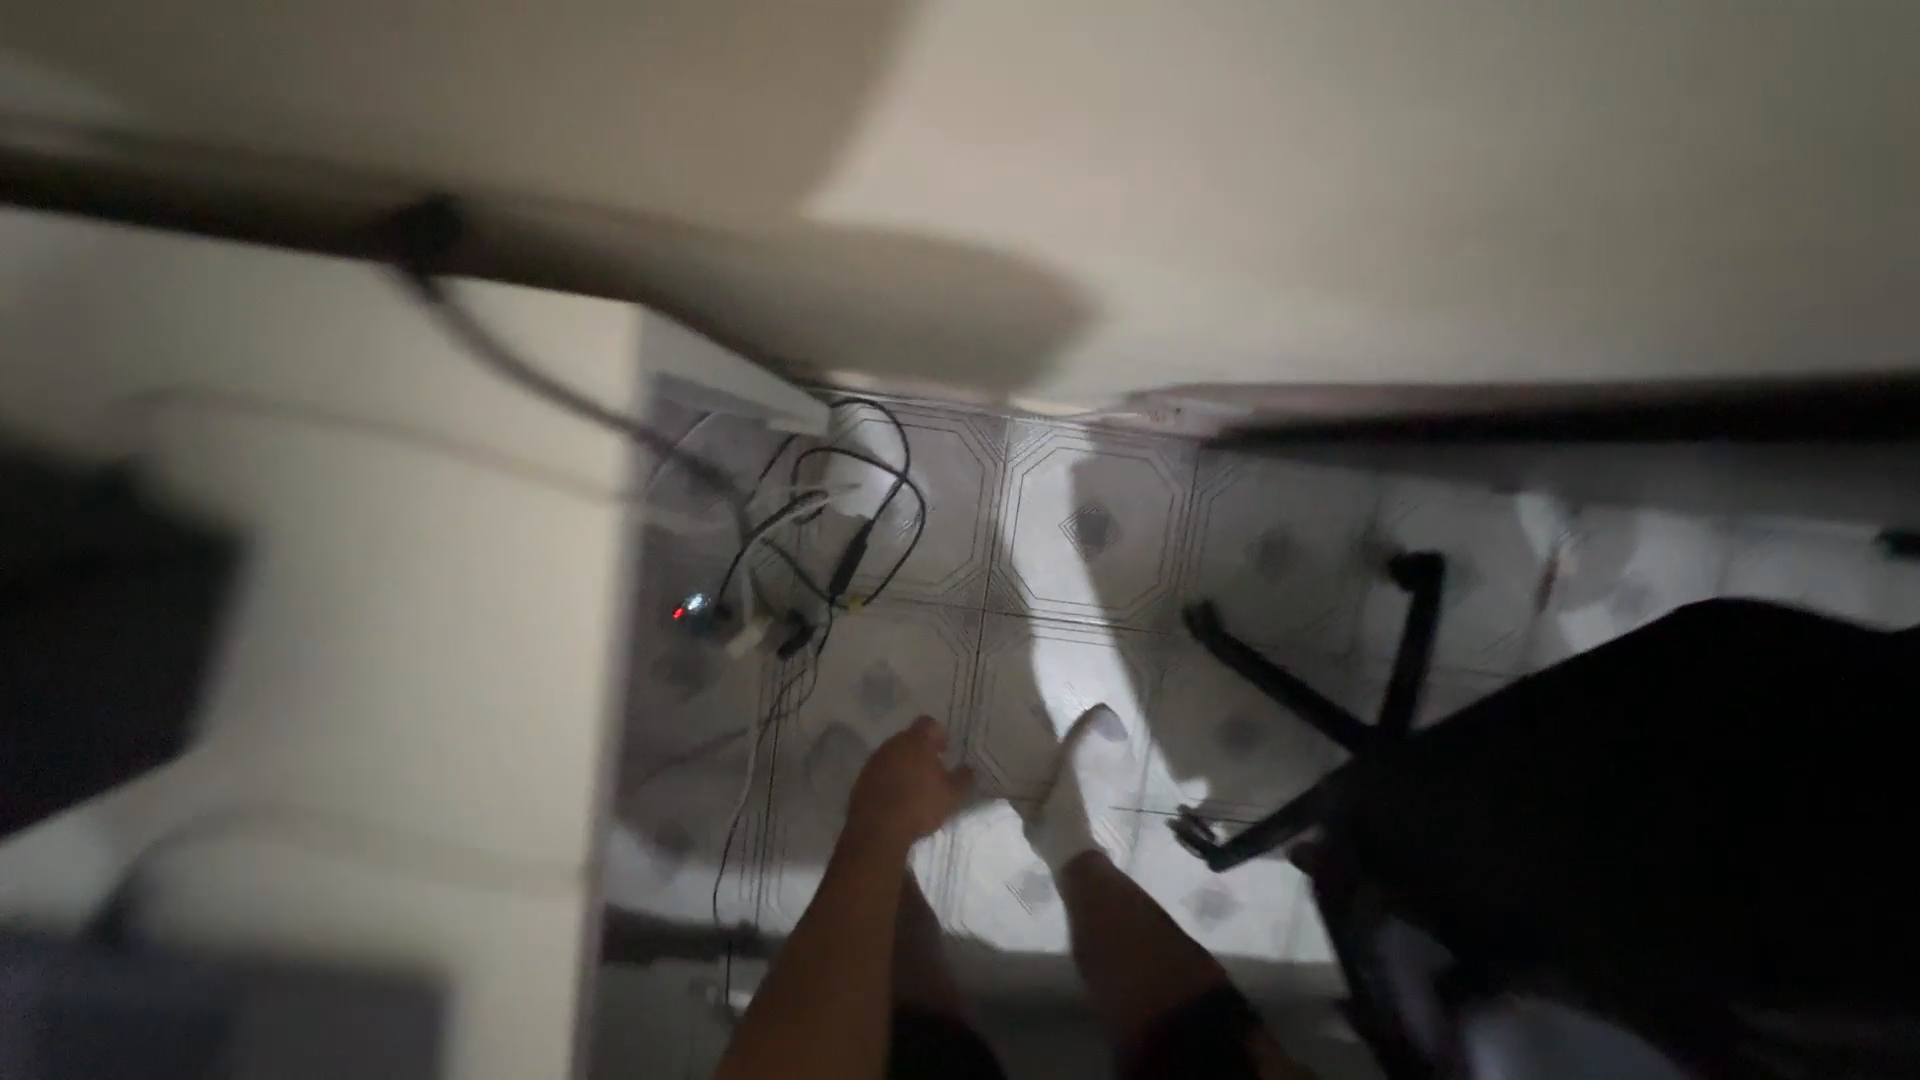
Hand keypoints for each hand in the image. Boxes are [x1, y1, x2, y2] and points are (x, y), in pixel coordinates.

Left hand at [845, 716, 974, 851]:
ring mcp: (875, 761)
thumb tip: (969, 768)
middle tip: (932, 768)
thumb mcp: (952, 796)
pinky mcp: (861, 779)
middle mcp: (893, 744)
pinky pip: (880, 771)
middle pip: (909, 738)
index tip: (945, 749)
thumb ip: (963, 778)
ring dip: (904, 764)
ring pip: (893, 754)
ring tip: (914, 785)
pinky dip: (889, 778)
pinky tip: (896, 796)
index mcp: (916, 742)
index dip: (938, 734)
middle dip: (921, 749)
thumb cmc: (920, 806)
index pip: (928, 723)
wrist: (878, 829)